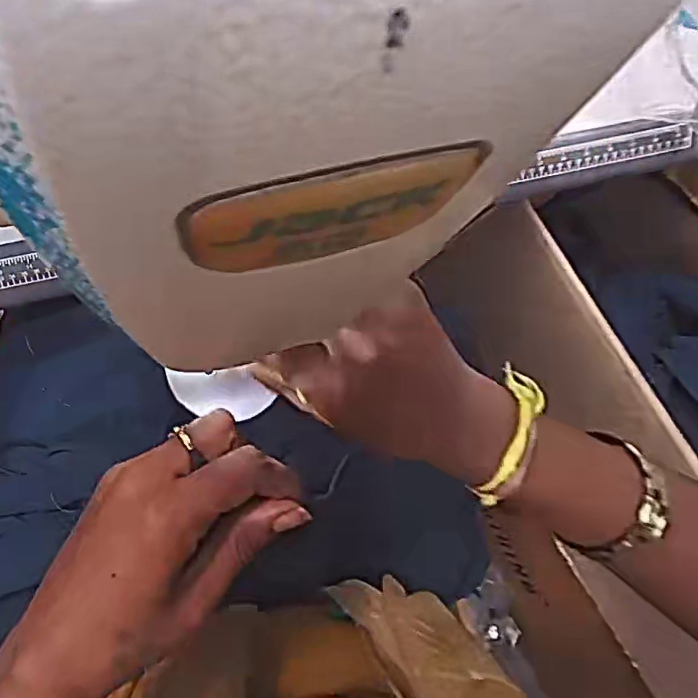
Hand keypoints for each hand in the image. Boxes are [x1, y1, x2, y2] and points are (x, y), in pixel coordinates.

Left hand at [0, 409, 309, 697]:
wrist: (48, 650)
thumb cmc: (125, 641)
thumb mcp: (194, 602)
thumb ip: (242, 543)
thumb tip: (292, 510)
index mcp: (169, 507)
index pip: (243, 463)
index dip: (280, 478)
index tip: (297, 503)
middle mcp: (145, 472)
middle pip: (217, 429)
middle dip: (248, 458)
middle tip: (260, 506)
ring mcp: (123, 472)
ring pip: (191, 436)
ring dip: (219, 461)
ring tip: (228, 514)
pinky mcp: (110, 480)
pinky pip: (165, 453)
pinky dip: (191, 468)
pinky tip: (192, 514)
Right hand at [260, 279, 515, 485]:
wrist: (455, 419)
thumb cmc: (389, 427)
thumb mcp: (327, 416)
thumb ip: (283, 383)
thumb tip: (243, 354)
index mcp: (324, 385)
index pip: (267, 340)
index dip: (249, 323)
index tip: (242, 314)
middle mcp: (349, 349)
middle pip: (292, 303)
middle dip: (274, 294)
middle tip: (262, 287)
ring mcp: (380, 320)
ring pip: (323, 281)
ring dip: (307, 278)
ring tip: (295, 273)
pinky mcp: (405, 299)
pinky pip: (360, 272)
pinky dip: (344, 270)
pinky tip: (335, 270)